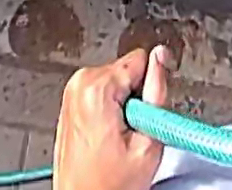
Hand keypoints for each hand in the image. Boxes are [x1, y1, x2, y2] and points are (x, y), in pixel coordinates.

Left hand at [54, 46, 171, 189]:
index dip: (150, 86)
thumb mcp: (147, 143)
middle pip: (127, 70)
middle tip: (131, 131)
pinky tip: (106, 137)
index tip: (145, 112)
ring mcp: (72, 92)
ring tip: (117, 137)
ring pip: (116, 81)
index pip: (141, 59)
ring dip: (122, 105)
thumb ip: (157, 92)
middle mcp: (80, 82)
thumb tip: (160, 55)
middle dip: (135, 97)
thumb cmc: (107, 187)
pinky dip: (109, 110)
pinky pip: (103, 92)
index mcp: (97, 86)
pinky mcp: (70, 102)